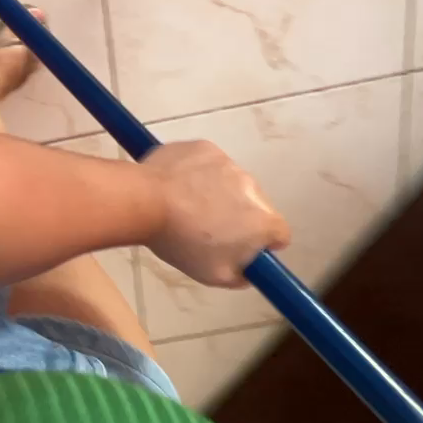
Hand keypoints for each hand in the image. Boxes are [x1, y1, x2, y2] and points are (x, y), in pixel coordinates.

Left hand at [139, 141, 289, 287]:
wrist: (144, 200)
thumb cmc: (181, 241)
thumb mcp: (214, 275)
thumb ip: (241, 275)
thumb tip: (247, 269)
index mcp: (265, 220)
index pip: (279, 235)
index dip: (261, 243)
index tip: (238, 246)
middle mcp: (254, 186)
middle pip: (255, 205)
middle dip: (238, 215)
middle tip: (205, 226)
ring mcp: (228, 161)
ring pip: (231, 181)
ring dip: (217, 191)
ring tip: (185, 202)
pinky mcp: (204, 146)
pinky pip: (208, 162)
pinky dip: (197, 171)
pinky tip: (176, 182)